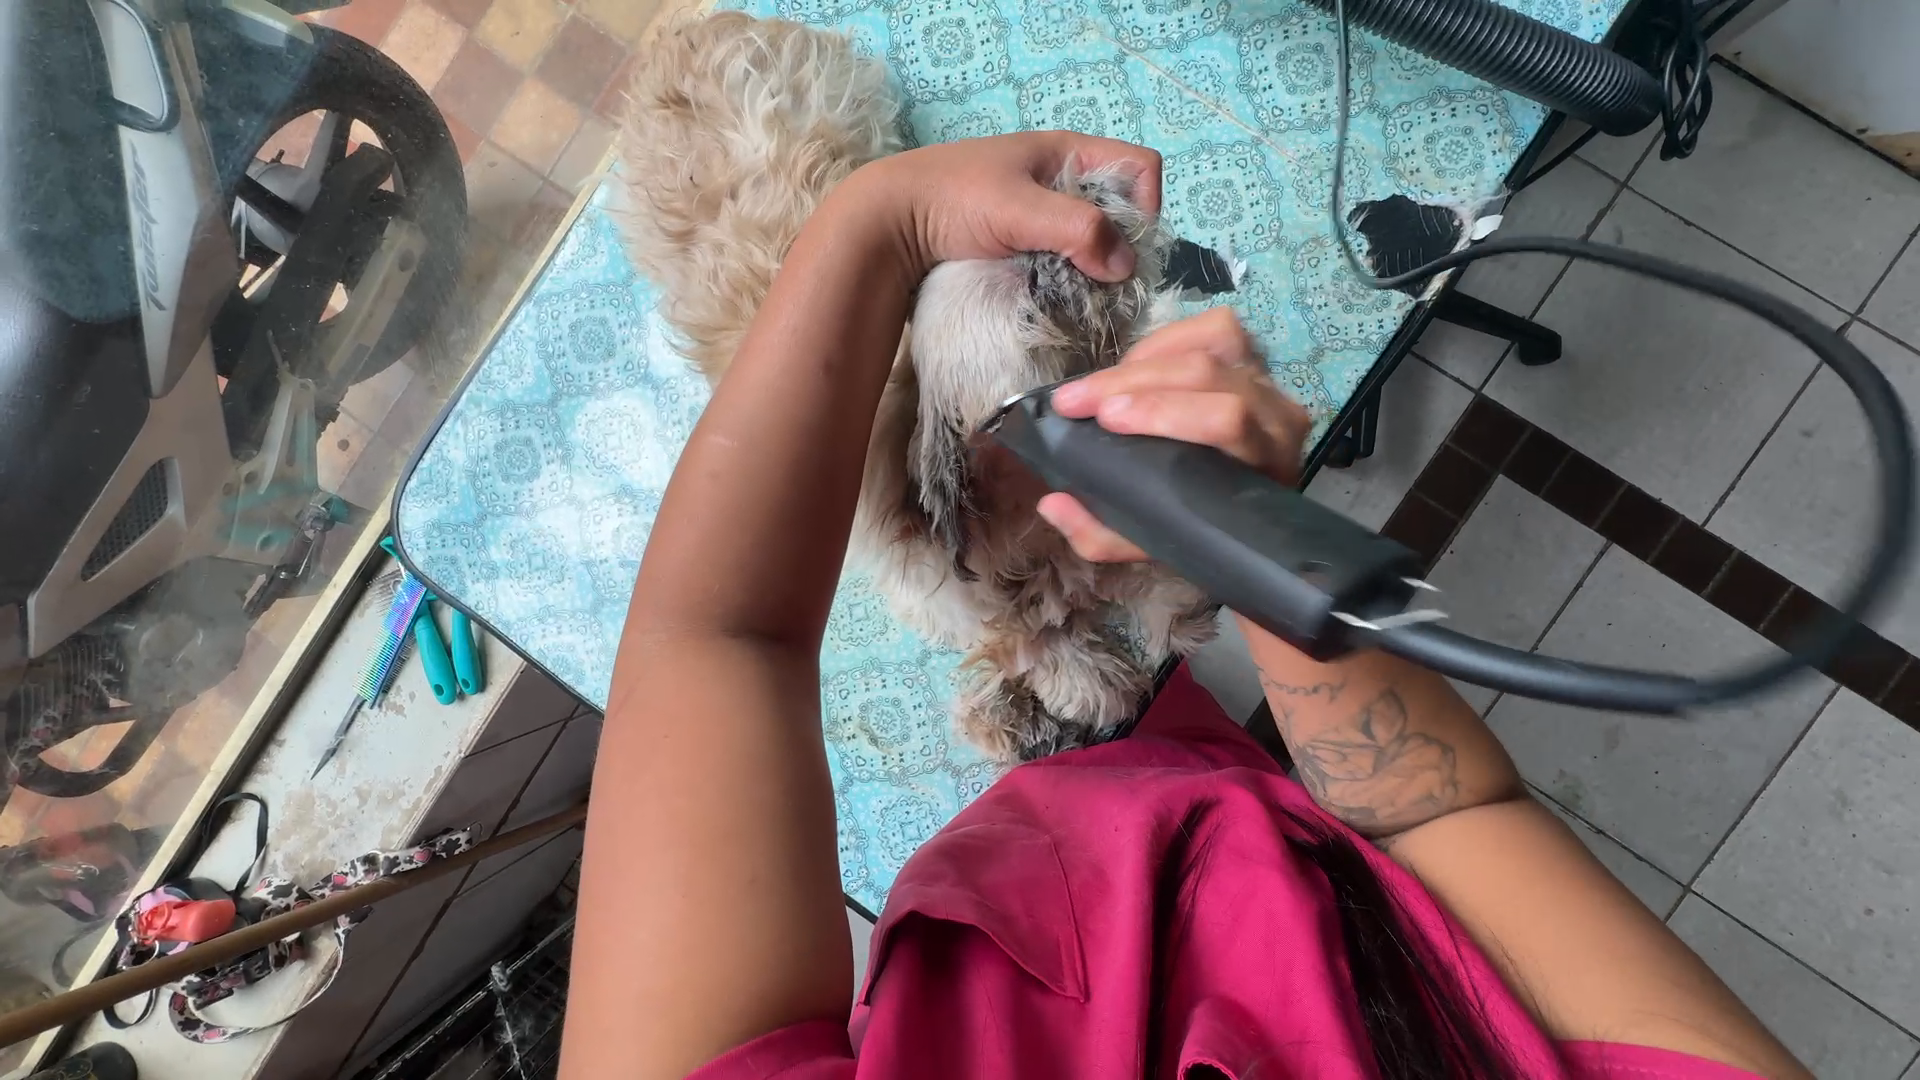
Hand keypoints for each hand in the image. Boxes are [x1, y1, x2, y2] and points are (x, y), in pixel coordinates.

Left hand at [840, 131, 1161, 281]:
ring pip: (1091, 245)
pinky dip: (1068, 284)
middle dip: (1121, 250)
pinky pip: (1062, 265)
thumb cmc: (953, 201)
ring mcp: (1039, 219)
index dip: (1146, 206)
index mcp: (1067, 155)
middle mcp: (1060, 184)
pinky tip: (1058, 304)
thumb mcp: (1019, 208)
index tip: (1125, 251)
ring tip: (1084, 305)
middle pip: (1119, 213)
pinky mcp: (1021, 249)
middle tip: (1108, 292)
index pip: (1139, 169)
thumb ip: (1076, 229)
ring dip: (1094, 274)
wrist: (890, 225)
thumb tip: (1125, 265)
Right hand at [1036, 308, 1311, 560]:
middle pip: (1208, 374)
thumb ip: (1101, 534)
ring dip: (1143, 361)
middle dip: (1131, 382)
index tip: (1105, 419)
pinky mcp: (1256, 360)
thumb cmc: (1200, 528)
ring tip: (1100, 387)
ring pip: (1213, 343)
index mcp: (1263, 467)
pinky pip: (1218, 328)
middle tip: (1074, 401)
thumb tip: (1051, 504)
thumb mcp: (1151, 544)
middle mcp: (1277, 419)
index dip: (1162, 411)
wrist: (1248, 519)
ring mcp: (1271, 384)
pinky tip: (1134, 363)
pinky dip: (1168, 338)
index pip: (1225, 420)